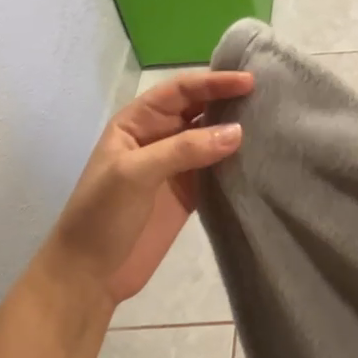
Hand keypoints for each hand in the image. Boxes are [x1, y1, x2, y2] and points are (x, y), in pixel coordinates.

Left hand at [36, 70, 253, 304]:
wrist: (88, 277)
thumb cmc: (101, 215)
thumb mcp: (135, 174)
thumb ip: (184, 149)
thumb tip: (238, 131)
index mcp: (137, 122)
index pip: (180, 91)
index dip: (213, 82)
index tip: (249, 80)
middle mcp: (159, 137)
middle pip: (199, 109)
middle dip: (228, 99)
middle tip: (266, 94)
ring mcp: (175, 166)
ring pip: (211, 137)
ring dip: (236, 128)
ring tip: (269, 119)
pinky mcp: (189, 193)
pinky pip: (217, 168)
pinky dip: (236, 161)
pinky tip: (259, 155)